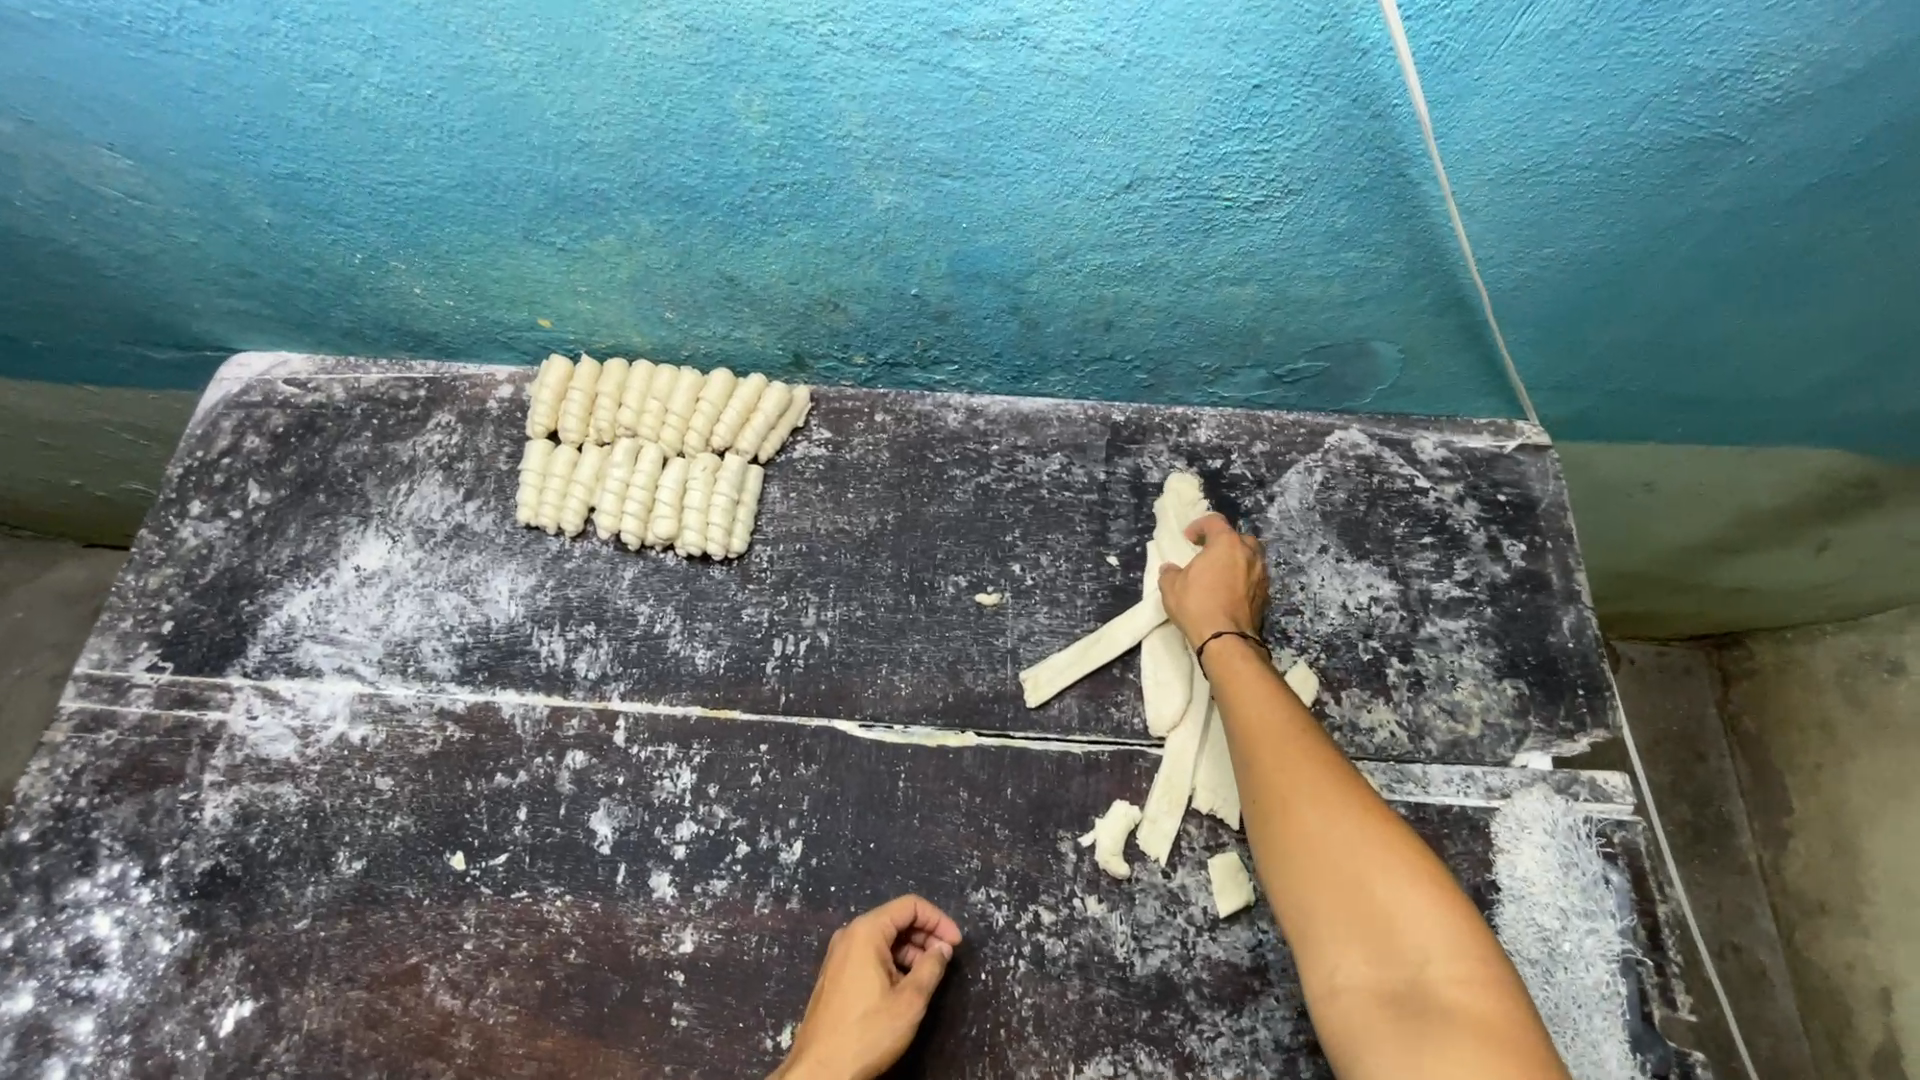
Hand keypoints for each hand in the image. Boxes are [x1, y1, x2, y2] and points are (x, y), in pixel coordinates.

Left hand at [771, 895, 963, 1079]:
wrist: (820, 1071)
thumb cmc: (868, 1032)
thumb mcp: (909, 1001)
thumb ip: (931, 967)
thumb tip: (943, 948)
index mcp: (866, 931)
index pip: (910, 906)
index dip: (938, 920)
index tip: (956, 944)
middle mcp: (850, 934)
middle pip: (896, 919)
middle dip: (925, 935)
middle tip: (946, 959)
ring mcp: (840, 954)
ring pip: (884, 939)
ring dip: (911, 951)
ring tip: (929, 976)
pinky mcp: (837, 974)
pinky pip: (871, 954)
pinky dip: (893, 962)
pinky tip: (906, 986)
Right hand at [1158, 513, 1269, 649]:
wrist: (1226, 638)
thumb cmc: (1196, 604)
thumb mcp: (1171, 587)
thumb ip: (1170, 573)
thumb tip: (1170, 569)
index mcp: (1226, 544)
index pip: (1215, 521)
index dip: (1199, 526)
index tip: (1188, 539)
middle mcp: (1248, 554)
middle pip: (1239, 538)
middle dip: (1224, 542)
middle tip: (1208, 554)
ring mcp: (1261, 574)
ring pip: (1251, 558)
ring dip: (1236, 561)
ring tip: (1221, 574)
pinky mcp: (1266, 594)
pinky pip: (1254, 578)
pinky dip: (1244, 579)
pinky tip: (1230, 592)